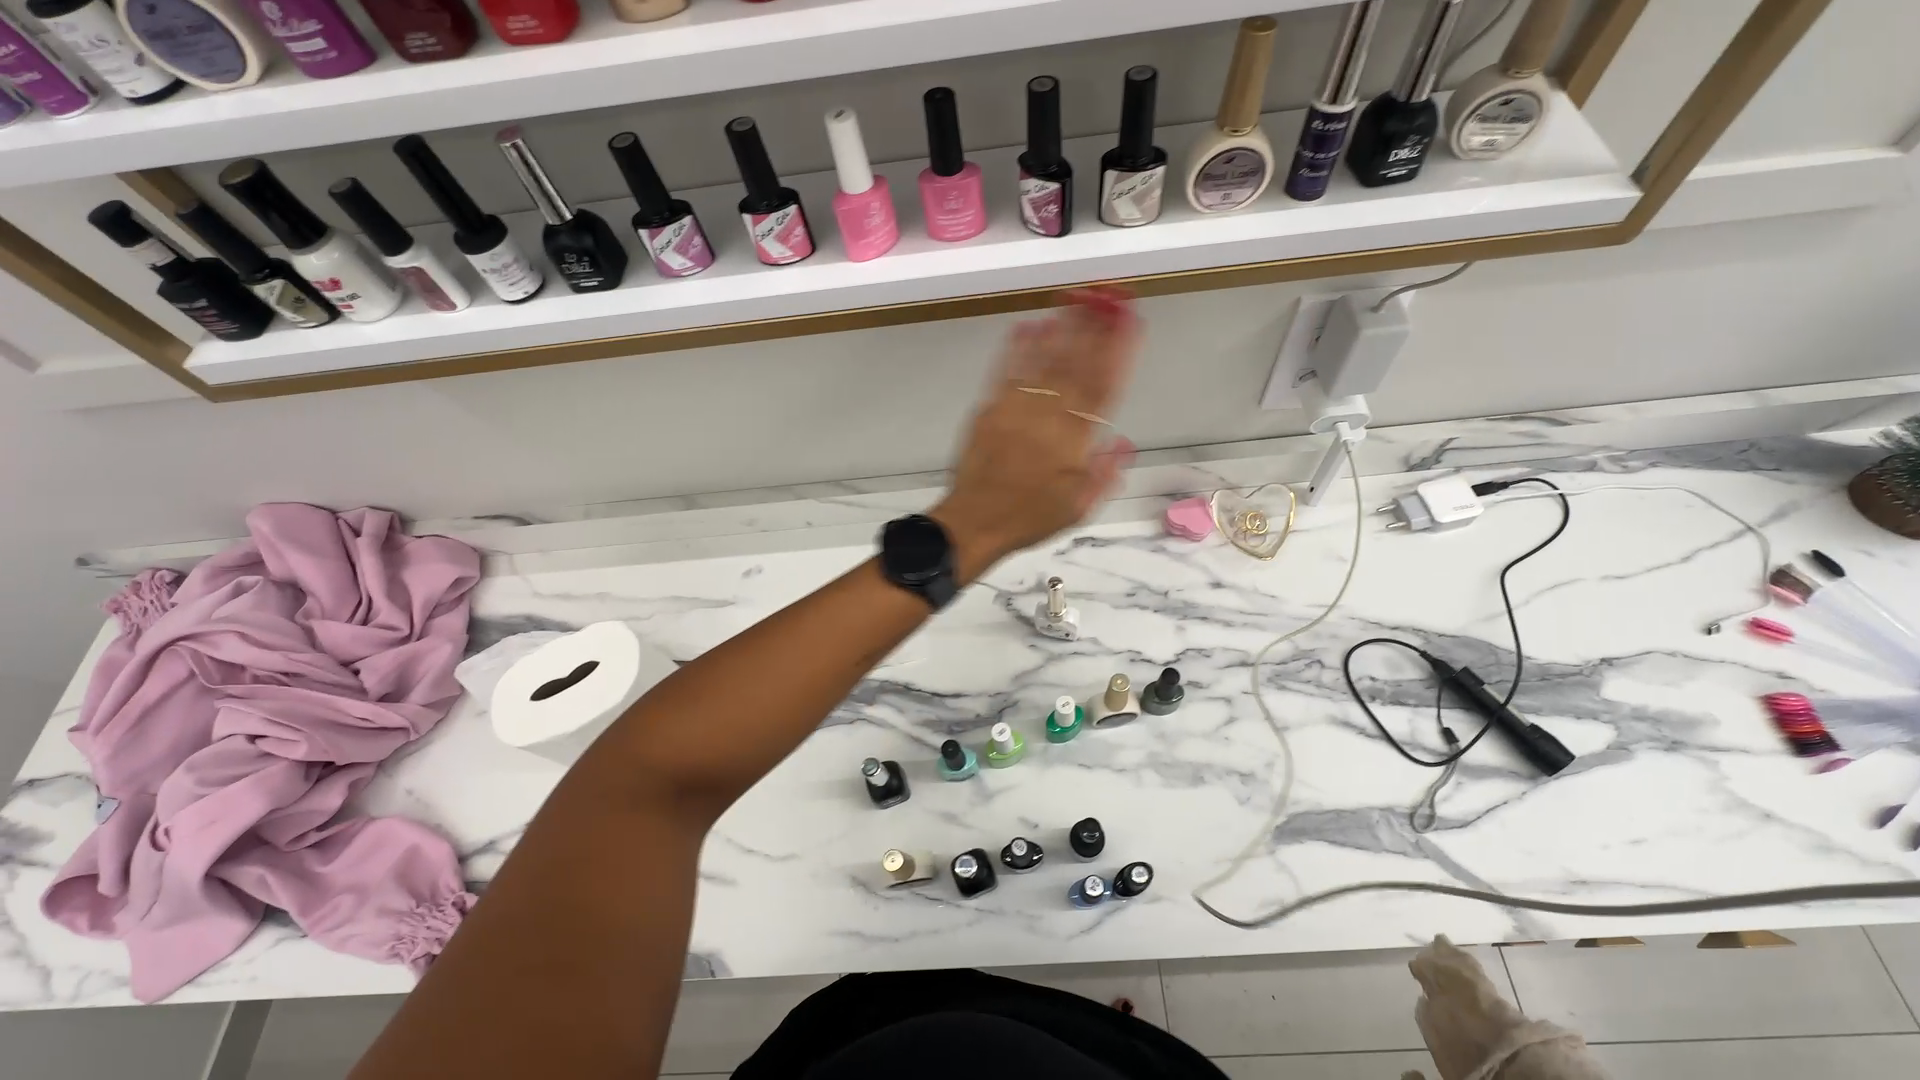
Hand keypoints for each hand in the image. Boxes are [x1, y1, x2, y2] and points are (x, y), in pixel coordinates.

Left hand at [932, 287, 1139, 581]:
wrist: (974, 523)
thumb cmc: (1028, 518)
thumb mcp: (1078, 508)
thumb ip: (1104, 473)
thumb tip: (1123, 443)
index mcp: (1075, 442)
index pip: (1104, 388)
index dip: (1120, 352)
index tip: (1131, 324)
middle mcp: (1048, 419)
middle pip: (1077, 365)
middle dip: (1096, 328)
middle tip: (1109, 297)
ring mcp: (1016, 410)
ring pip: (1045, 362)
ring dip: (1063, 328)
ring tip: (1078, 298)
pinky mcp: (988, 410)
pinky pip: (1006, 372)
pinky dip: (1018, 347)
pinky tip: (1030, 325)